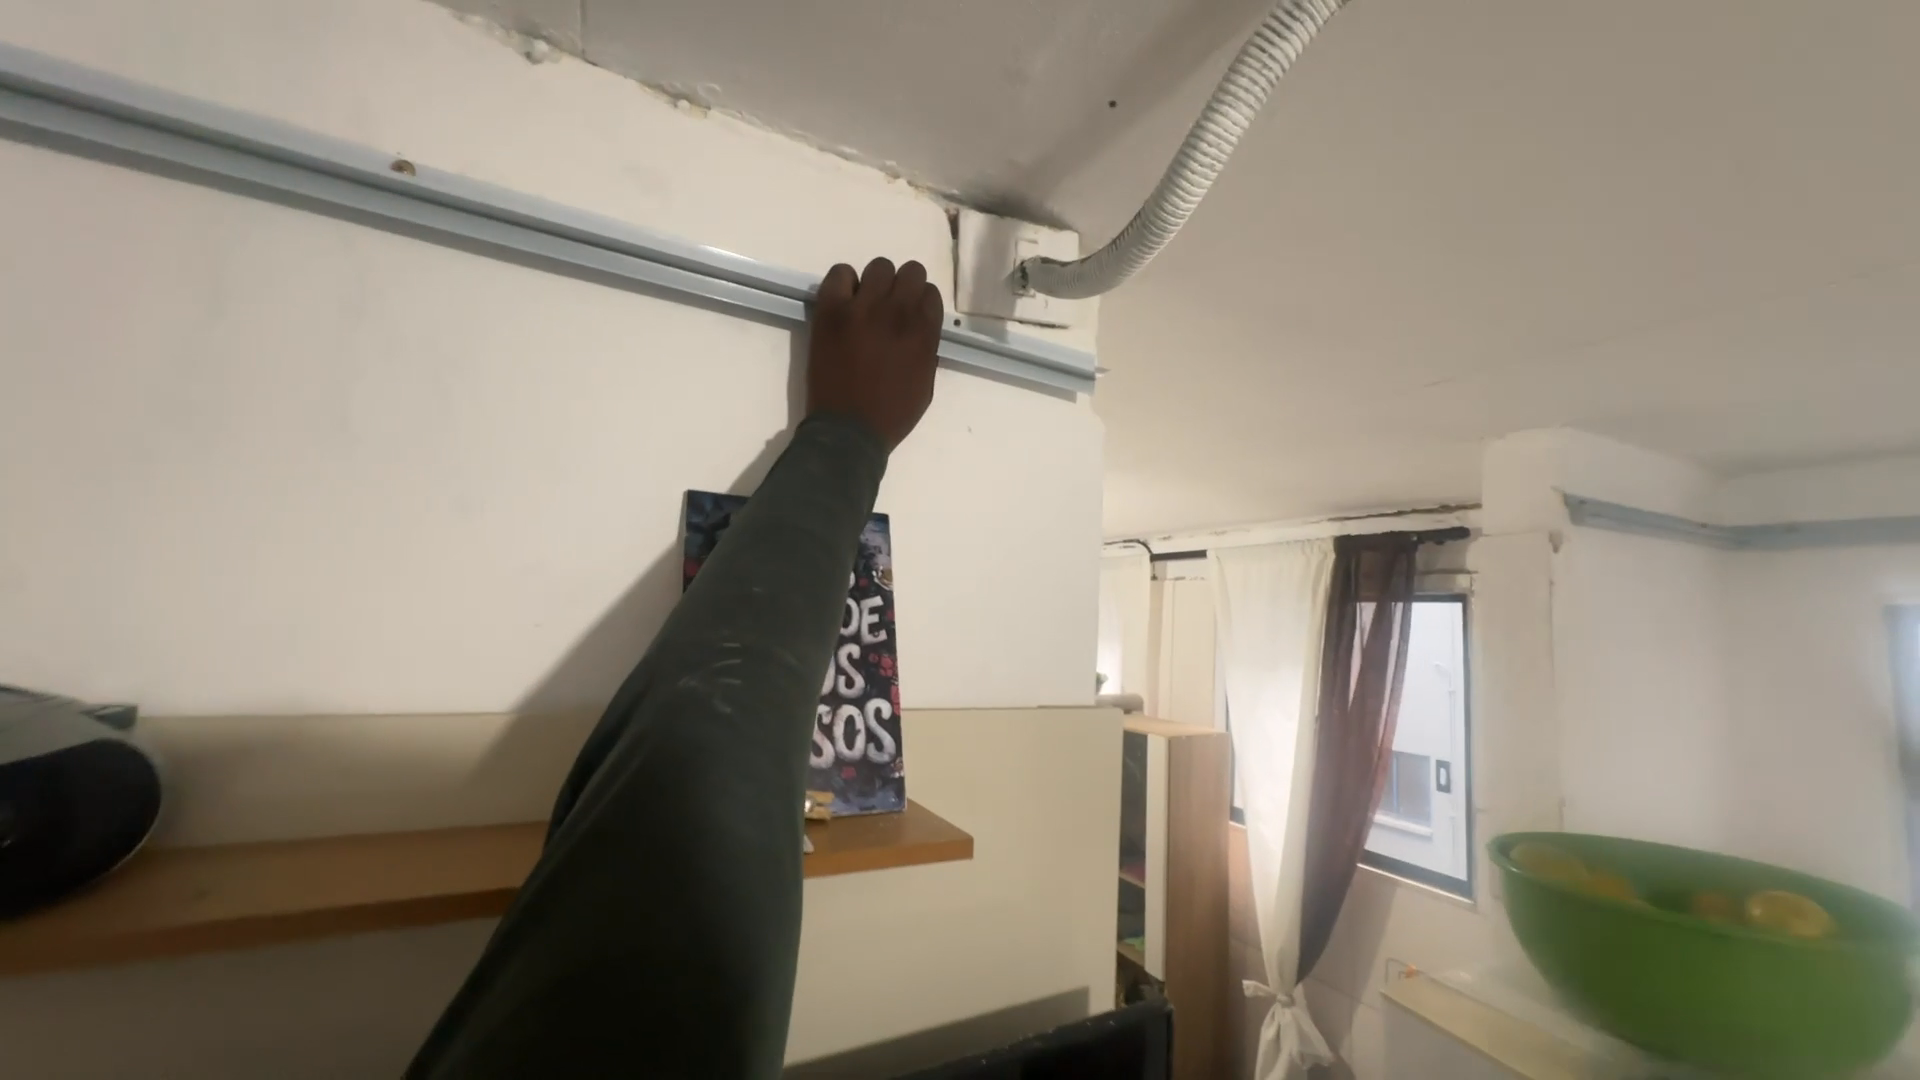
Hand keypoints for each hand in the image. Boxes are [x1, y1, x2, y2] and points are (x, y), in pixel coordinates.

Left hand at [806, 257, 942, 450]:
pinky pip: (840, 273)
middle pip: (909, 272)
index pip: (931, 294)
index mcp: (924, 334)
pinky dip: (845, 283)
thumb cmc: (891, 416)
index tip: (911, 318)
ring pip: (878, 267)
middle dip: (903, 288)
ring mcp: (863, 308)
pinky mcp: (831, 311)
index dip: (921, 305)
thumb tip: (920, 331)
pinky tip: (845, 303)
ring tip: (866, 305)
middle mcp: (898, 313)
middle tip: (890, 308)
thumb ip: (927, 351)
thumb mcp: (926, 387)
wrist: (848, 431)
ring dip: (876, 284)